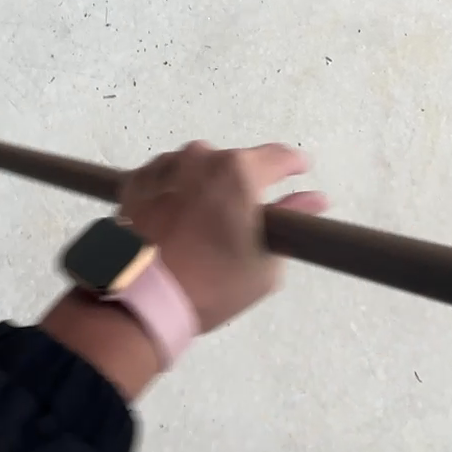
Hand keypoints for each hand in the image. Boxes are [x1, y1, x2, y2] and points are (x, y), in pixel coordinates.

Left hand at [119, 140, 328, 332]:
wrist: (139, 295)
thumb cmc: (211, 283)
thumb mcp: (264, 262)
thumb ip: (291, 220)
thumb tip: (315, 198)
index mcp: (238, 171)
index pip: (279, 156)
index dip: (294, 164)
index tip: (301, 170)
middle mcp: (200, 156)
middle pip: (233, 164)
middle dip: (241, 184)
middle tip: (240, 219)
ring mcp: (165, 164)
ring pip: (197, 168)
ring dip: (205, 186)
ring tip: (202, 224)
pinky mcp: (136, 179)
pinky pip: (167, 177)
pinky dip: (175, 191)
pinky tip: (174, 219)